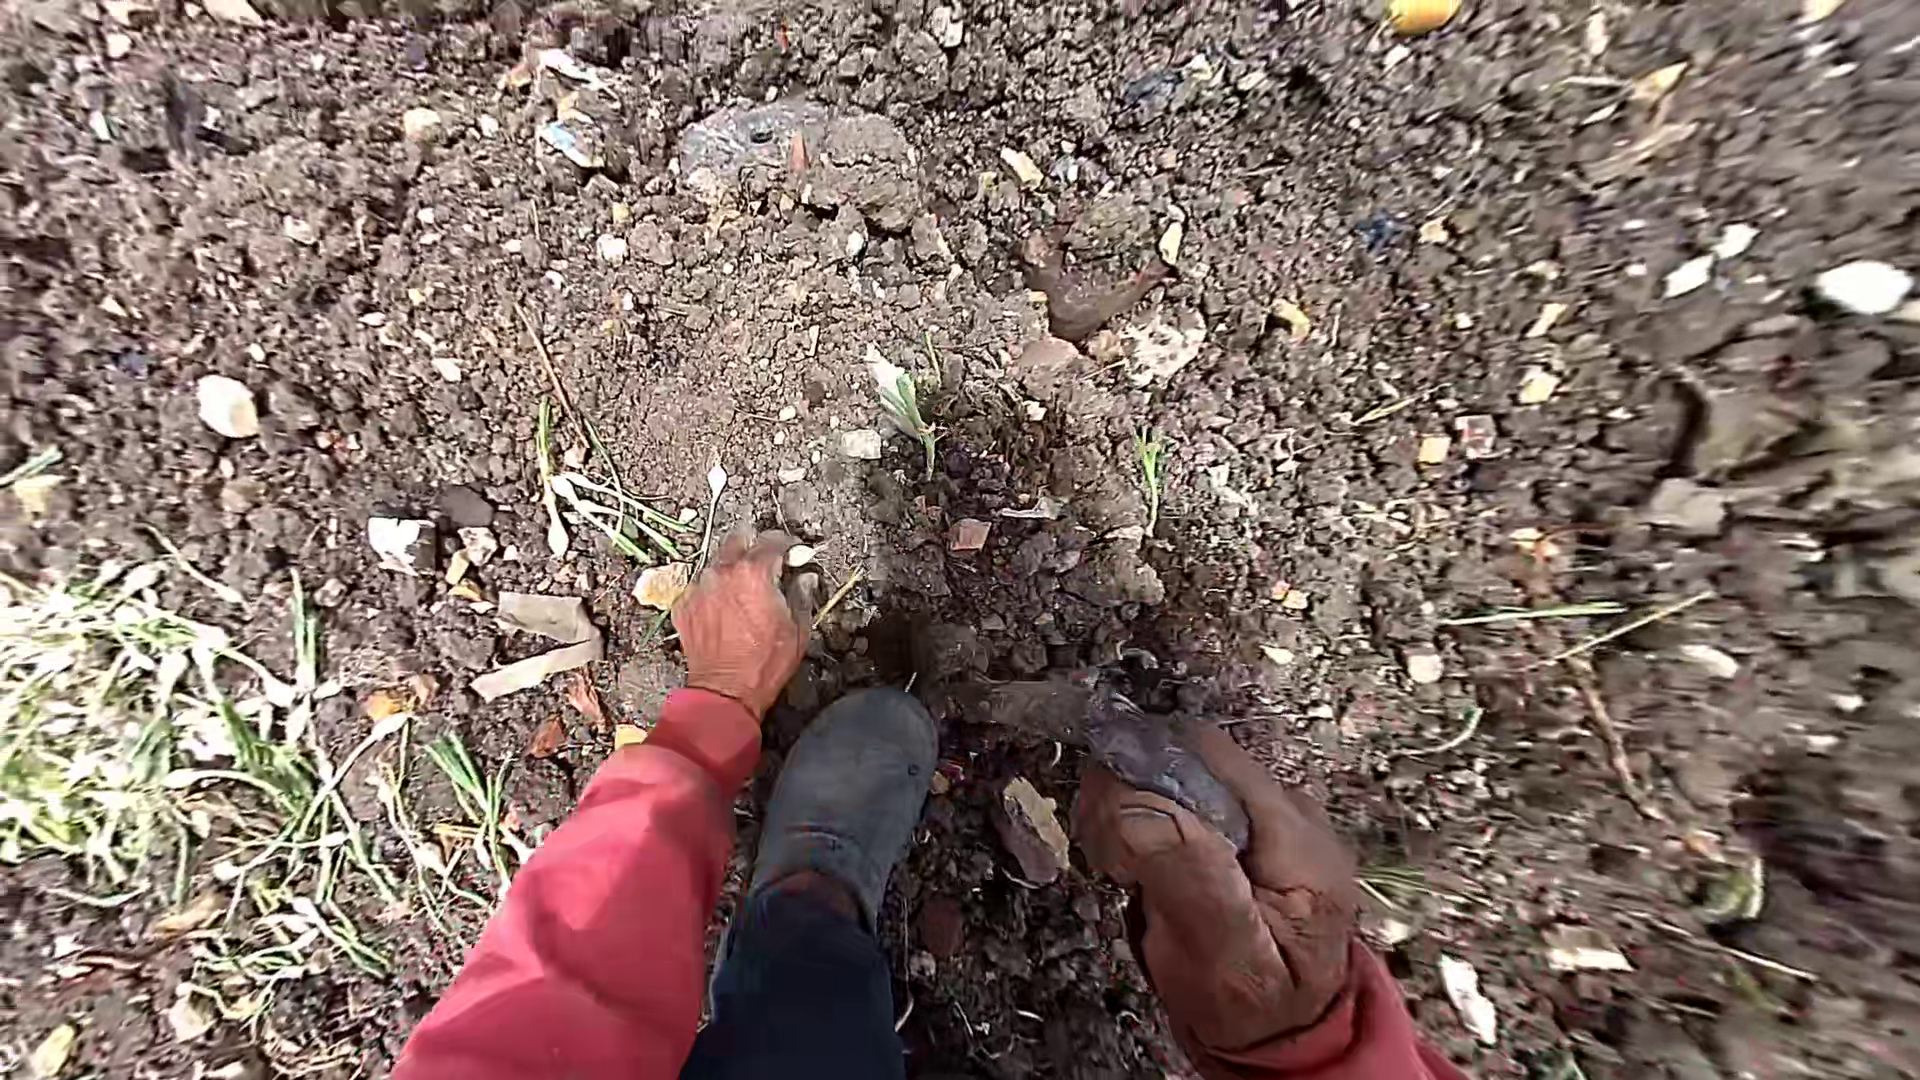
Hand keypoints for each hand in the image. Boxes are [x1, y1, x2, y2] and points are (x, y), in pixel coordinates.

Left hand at [673, 530, 810, 718]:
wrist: (725, 692)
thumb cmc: (763, 663)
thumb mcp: (799, 627)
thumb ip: (802, 594)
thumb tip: (804, 579)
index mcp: (754, 573)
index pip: (773, 540)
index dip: (789, 546)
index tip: (795, 555)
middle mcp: (722, 573)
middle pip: (739, 538)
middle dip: (756, 546)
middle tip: (769, 563)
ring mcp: (699, 588)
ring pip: (718, 560)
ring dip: (734, 566)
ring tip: (747, 588)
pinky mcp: (685, 605)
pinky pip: (702, 583)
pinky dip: (716, 588)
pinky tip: (727, 607)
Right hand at [1073, 727, 1356, 1051]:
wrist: (1270, 1031)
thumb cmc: (1254, 1006)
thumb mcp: (1223, 955)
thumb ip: (1185, 873)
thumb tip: (1132, 798)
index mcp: (1295, 836)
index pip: (1200, 754)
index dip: (1144, 776)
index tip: (1114, 829)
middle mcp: (1283, 807)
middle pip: (1180, 755)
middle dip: (1131, 791)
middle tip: (1112, 853)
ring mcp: (1260, 808)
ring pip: (1167, 765)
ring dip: (1129, 803)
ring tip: (1126, 863)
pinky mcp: (1235, 816)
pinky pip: (1169, 786)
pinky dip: (1138, 811)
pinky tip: (1136, 855)